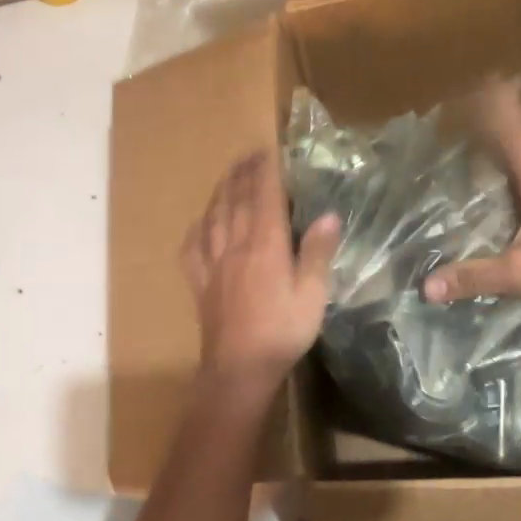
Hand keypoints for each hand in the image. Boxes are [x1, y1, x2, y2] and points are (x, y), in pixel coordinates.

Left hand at [182, 151, 340, 392]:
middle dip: (242, 175)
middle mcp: (235, 247)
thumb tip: (328, 215)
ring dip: (220, 193)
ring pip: (213, 219)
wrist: (238, 369)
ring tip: (227, 178)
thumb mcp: (311, 296)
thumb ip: (317, 254)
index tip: (269, 150)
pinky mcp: (200, 285)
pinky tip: (200, 224)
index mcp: (265, 246)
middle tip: (247, 157)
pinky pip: (192, 249)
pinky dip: (197, 229)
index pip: (265, 197)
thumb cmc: (281, 334)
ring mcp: (213, 266)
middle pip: (235, 201)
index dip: (266, 171)